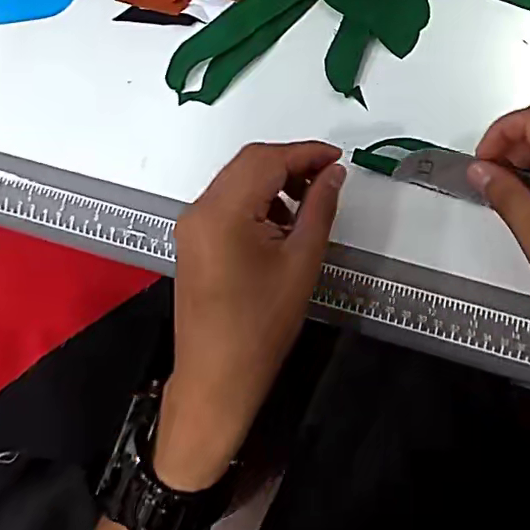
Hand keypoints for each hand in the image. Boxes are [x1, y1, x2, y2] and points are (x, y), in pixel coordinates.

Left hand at [157, 142, 344, 490]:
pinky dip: (258, 198)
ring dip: (274, 179)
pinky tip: (283, 220)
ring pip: (239, 178)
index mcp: (223, 213)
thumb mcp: (302, 259)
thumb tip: (332, 174)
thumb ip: (319, 206)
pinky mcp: (195, 238)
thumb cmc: (258, 327)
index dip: (307, 153)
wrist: (218, 377)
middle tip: (327, 175)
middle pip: (250, 162)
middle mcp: (200, 211)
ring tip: (308, 200)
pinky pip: (229, 200)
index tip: (336, 158)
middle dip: (292, 162)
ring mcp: (193, 225)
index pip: (267, 160)